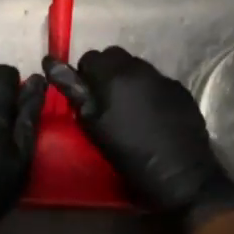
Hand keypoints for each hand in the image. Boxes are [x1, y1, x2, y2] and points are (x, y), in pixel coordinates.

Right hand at [46, 47, 233, 233]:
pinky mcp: (181, 90)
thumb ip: (74, 92)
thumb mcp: (95, 127)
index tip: (87, 99)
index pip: (90, 58)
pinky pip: (157, 81)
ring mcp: (164, 78)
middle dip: (106, 74)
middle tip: (105, 103)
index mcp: (115, 75)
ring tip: (128, 110)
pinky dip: (149, 91)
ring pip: (137, 67)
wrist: (181, 176)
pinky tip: (152, 115)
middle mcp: (141, 68)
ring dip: (128, 81)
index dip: (84, 77)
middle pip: (115, 57)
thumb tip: (51, 63)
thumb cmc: (130, 155)